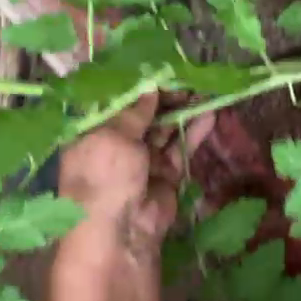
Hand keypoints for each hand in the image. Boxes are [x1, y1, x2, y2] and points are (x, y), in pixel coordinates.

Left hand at [57, 92, 212, 265]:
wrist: (120, 232)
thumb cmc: (104, 178)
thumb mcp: (113, 137)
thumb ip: (134, 111)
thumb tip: (149, 87)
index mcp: (91, 133)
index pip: (115, 100)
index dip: (137, 84)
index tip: (160, 67)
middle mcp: (115, 143)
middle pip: (143, 112)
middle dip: (165, 96)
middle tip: (188, 78)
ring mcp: (142, 159)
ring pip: (165, 127)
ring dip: (182, 110)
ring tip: (204, 90)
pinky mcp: (166, 173)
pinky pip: (181, 146)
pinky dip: (195, 131)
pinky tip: (210, 113)